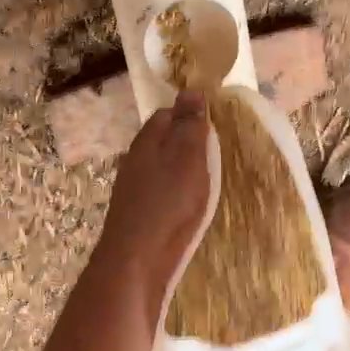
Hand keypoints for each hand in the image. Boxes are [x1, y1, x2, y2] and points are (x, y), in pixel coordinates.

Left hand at [96, 92, 213, 295]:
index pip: (167, 114)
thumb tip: (190, 89)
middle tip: (216, 153)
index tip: (215, 124)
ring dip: (180, 170)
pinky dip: (175, 193)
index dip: (190, 114)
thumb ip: (189, 125)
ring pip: (160, 168)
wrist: (136, 261)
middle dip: (185, 143)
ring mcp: (133, 190)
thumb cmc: (168, 204)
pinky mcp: (137, 215)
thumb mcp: (187, 157)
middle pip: (162, 141)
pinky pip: (160, 193)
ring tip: (207, 179)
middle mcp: (135, 161)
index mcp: (147, 141)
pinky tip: (188, 206)